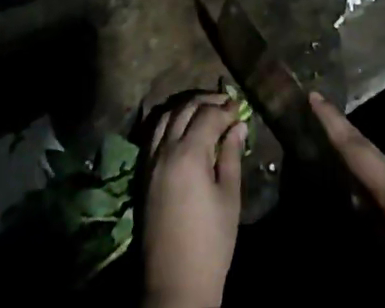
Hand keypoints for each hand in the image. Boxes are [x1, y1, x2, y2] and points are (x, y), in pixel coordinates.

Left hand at [142, 93, 246, 307]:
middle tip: (226, 103)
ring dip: (185, 108)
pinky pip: (153, 134)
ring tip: (205, 110)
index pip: (208, 115)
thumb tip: (238, 125)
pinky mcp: (143, 174)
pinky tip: (182, 128)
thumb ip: (232, 155)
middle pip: (184, 109)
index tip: (241, 108)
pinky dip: (169, 122)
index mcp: (188, 154)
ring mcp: (150, 162)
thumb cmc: (212, 241)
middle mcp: (165, 150)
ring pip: (165, 117)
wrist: (175, 282)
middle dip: (206, 101)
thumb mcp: (229, 196)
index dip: (226, 107)